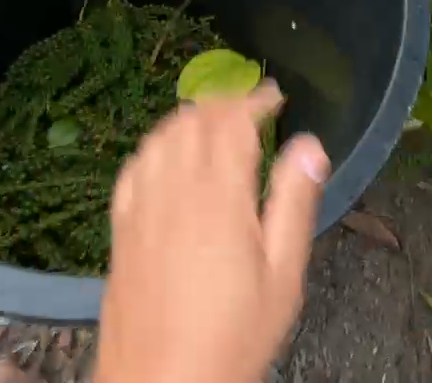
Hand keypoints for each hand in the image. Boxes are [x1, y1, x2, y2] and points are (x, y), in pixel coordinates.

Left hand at [96, 82, 329, 382]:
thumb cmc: (233, 336)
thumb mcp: (282, 277)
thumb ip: (295, 203)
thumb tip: (310, 145)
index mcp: (219, 198)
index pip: (234, 122)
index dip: (255, 99)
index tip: (275, 94)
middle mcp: (175, 191)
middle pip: (195, 120)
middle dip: (225, 102)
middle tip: (252, 107)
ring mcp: (142, 209)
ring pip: (162, 136)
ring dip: (190, 117)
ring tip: (215, 121)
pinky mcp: (121, 230)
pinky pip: (134, 167)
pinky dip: (156, 144)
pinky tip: (168, 154)